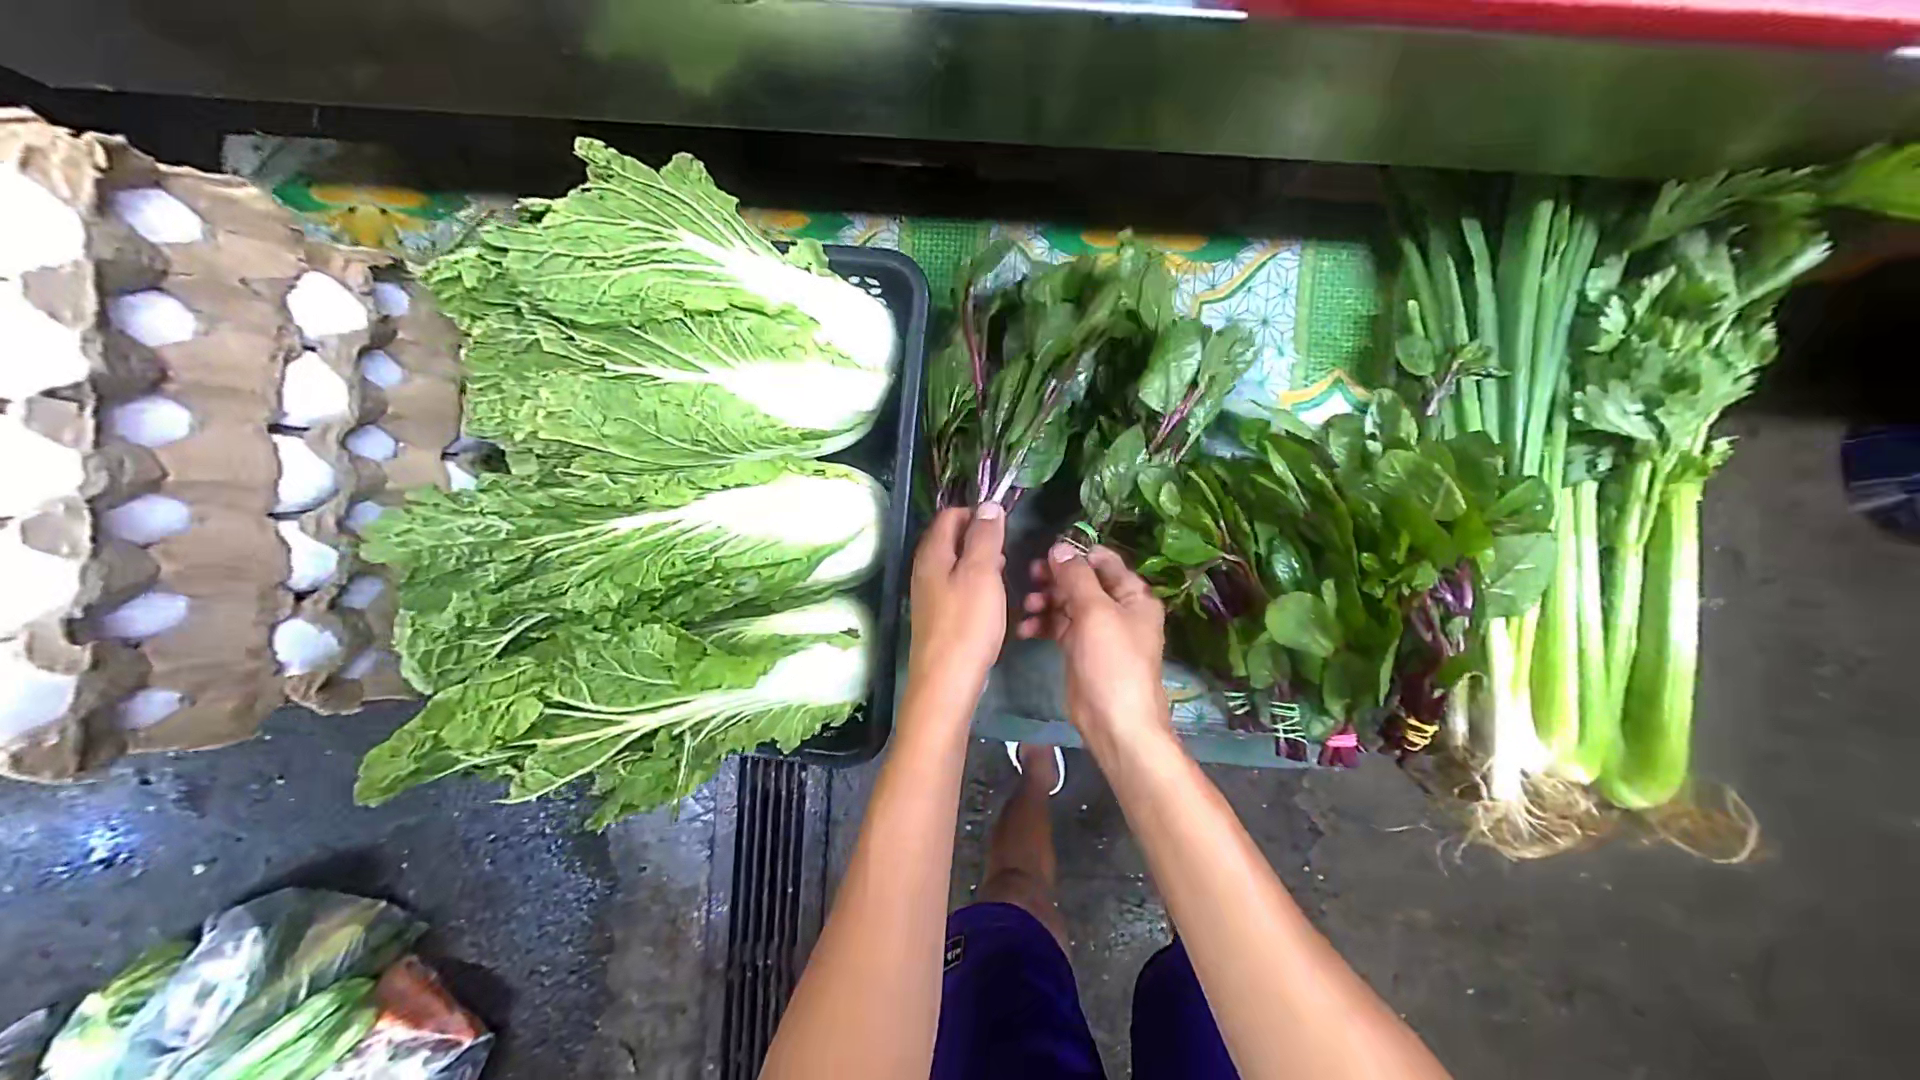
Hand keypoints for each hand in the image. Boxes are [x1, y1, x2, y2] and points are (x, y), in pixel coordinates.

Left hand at [907, 505, 1007, 697]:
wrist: (947, 680)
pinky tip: (990, 599)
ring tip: (1003, 573)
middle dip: (980, 537)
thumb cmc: (967, 623)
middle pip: (951, 537)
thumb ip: (985, 536)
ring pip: (955, 563)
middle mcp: (924, 568)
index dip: (977, 513)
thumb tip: (988, 505)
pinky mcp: (936, 614)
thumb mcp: (981, 573)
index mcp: (932, 553)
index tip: (1004, 527)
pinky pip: (956, 585)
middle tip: (1006, 551)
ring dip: (979, 561)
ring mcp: (928, 593)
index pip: (950, 515)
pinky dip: (974, 583)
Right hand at [1017, 543, 1168, 746]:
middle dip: (1055, 579)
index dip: (1076, 554)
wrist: (1114, 721)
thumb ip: (1076, 577)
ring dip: (1046, 601)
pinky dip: (1043, 624)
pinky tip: (1026, 629)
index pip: (1103, 561)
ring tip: (1028, 606)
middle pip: (1082, 581)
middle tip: (1031, 577)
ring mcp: (1098, 629)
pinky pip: (1059, 626)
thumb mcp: (1095, 612)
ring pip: (1067, 603)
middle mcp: (1117, 608)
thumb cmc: (1112, 662)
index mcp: (1133, 595)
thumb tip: (1059, 547)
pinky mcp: (1080, 648)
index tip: (1046, 552)